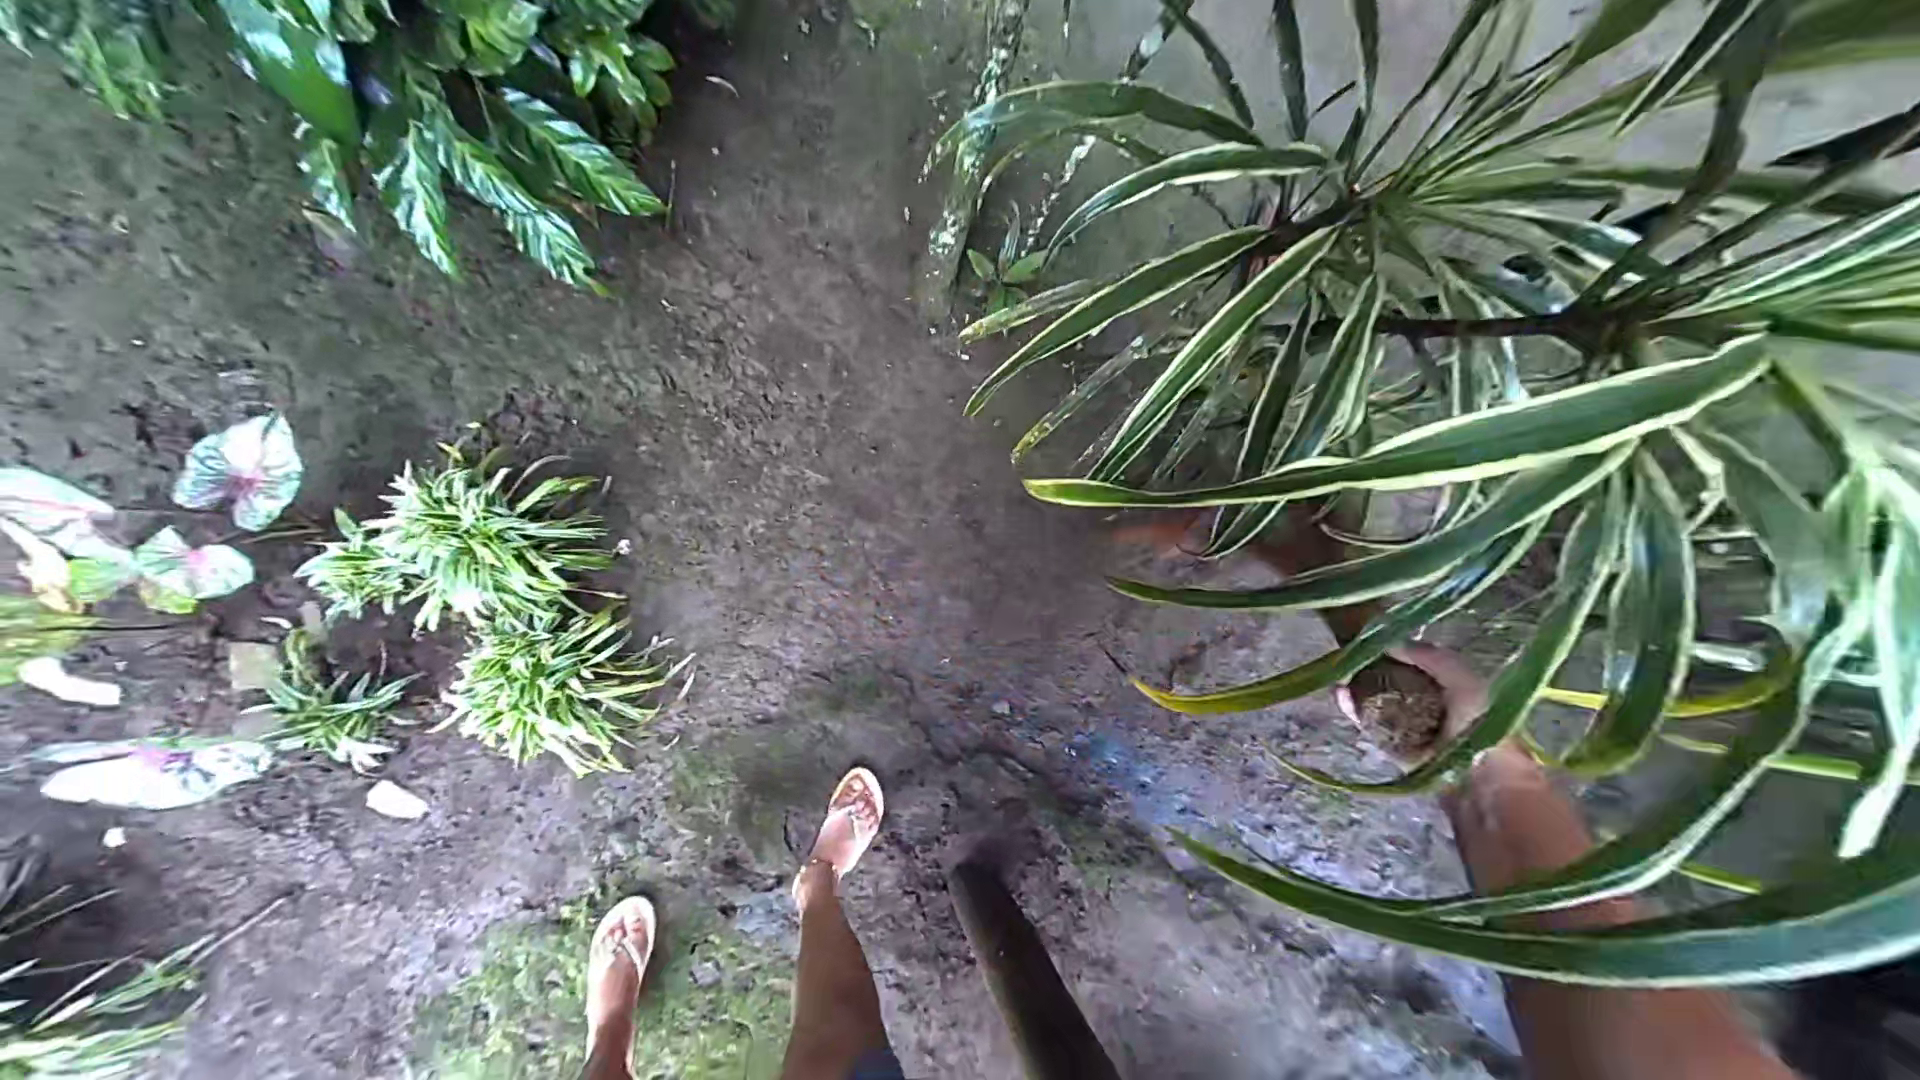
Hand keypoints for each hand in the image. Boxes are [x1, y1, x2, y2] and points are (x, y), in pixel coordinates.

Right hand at [1336, 641, 1492, 764]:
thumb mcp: (1463, 678)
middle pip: (1384, 676)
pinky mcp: (1384, 740)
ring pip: (1368, 696)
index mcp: (1443, 686)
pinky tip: (1338, 692)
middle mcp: (1420, 701)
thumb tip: (1387, 643)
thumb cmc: (1478, 723)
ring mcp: (1400, 722)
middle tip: (1347, 655)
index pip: (1410, 661)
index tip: (1368, 638)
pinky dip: (1348, 704)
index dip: (1389, 649)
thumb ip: (1430, 656)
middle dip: (1365, 665)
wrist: (1477, 775)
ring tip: (1338, 672)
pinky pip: (1361, 718)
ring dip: (1352, 683)